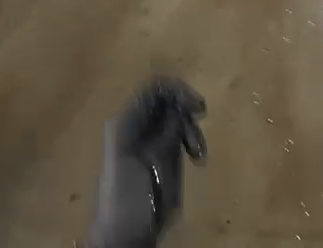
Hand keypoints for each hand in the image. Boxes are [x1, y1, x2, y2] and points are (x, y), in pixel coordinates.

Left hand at [86, 78, 207, 247]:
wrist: (122, 238)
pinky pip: (178, 137)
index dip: (176, 90)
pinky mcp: (159, 158)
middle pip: (167, 102)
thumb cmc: (128, 199)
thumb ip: (162, 134)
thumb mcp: (145, 164)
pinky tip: (198, 159)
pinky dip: (191, 143)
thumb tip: (179, 109)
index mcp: (126, 122)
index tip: (197, 105)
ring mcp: (149, 142)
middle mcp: (137, 126)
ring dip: (192, 130)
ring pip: (176, 119)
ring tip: (199, 154)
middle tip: (201, 126)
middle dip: (187, 112)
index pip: (153, 90)